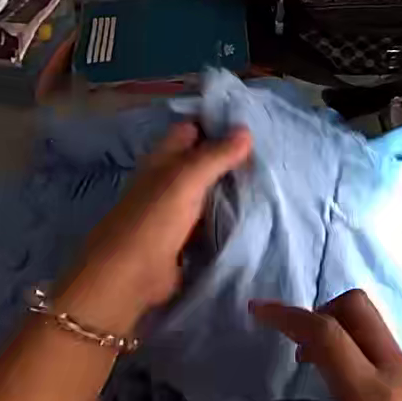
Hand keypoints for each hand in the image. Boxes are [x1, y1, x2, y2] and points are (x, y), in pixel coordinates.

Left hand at [56, 121, 251, 334]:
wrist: (131, 277)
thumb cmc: (154, 220)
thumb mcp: (187, 179)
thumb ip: (216, 155)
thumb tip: (246, 131)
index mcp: (164, 159)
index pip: (192, 130)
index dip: (217, 124)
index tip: (253, 124)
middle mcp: (169, 180)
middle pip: (203, 160)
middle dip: (232, 157)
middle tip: (270, 154)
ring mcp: (178, 210)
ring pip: (210, 190)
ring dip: (233, 187)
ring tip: (270, 179)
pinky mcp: (187, 237)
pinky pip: (213, 218)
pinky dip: (230, 214)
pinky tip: (255, 211)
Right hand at [202, 290, 401, 400]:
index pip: (326, 335)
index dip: (288, 316)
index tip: (258, 311)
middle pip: (358, 308)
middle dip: (320, 312)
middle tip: (297, 348)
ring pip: (377, 330)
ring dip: (345, 338)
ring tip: (324, 384)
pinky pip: (394, 352)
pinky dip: (368, 358)